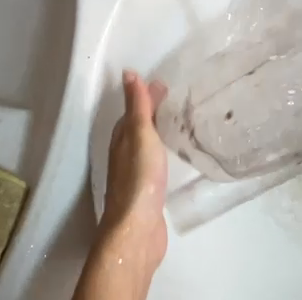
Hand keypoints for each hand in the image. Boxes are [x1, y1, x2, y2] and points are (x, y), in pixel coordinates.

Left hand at [99, 70, 169, 267]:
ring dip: (159, 131)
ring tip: (180, 124)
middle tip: (177, 100)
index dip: (147, 95)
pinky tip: (174, 157)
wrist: (137, 230)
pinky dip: (163, 152)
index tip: (166, 85)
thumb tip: (128, 72)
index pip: (134, 108)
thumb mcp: (139, 134)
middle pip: (139, 125)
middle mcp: (125, 153)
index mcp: (122, 137)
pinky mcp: (147, 192)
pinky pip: (155, 162)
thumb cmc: (139, 178)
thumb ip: (136, 105)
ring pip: (147, 144)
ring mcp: (136, 174)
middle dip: (154, 111)